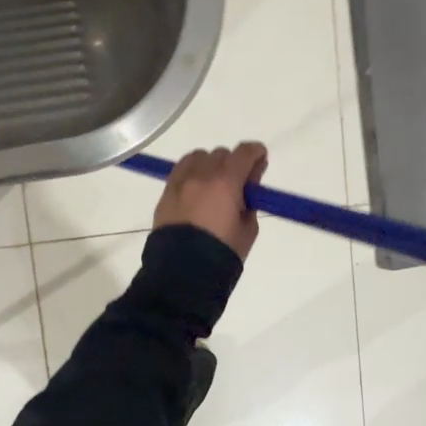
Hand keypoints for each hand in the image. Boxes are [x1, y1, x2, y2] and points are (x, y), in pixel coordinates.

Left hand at [153, 143, 267, 259]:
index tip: (259, 160)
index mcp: (226, 182)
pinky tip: (196, 188)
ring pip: (198, 157)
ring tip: (214, 184)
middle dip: (233, 164)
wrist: (182, 273)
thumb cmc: (222, 254)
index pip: (244, 153)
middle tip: (238, 183)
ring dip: (210, 164)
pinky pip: (180, 170)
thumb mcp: (247, 229)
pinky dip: (192, 172)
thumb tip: (247, 186)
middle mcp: (201, 175)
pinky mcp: (166, 193)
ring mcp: (180, 183)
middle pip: (221, 154)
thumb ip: (250, 201)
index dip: (255, 153)